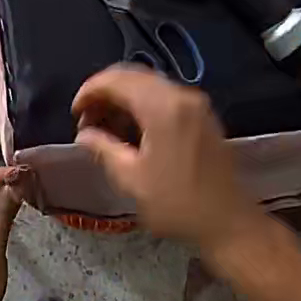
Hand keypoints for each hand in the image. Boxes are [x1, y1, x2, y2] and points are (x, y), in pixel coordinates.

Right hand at [71, 65, 265, 250]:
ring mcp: (196, 105)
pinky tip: (131, 132)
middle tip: (86, 122)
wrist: (227, 222)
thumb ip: (103, 148)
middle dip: (105, 94)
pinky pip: (166, 99)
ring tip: (105, 129)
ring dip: (123, 101)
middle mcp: (182, 96)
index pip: (117, 80)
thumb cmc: (176, 204)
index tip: (74, 114)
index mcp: (162, 107)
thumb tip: (84, 134)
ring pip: (150, 87)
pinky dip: (143, 107)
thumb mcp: (131, 179)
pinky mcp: (203, 117)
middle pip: (134, 77)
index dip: (89, 92)